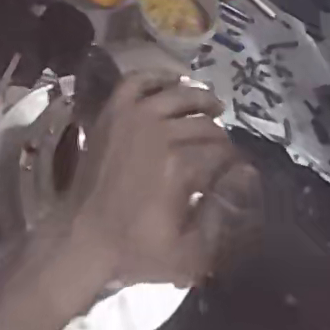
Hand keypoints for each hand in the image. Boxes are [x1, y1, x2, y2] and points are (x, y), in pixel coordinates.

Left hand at [58, 73, 257, 287]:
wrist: (83, 236)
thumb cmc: (137, 248)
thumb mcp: (191, 253)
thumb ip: (222, 214)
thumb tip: (246, 175)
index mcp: (180, 165)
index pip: (222, 152)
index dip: (236, 161)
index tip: (240, 170)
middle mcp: (159, 131)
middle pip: (204, 122)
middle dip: (220, 135)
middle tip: (224, 149)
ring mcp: (132, 115)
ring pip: (178, 94)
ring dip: (200, 99)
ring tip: (213, 107)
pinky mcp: (113, 111)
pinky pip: (138, 80)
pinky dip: (158, 76)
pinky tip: (173, 82)